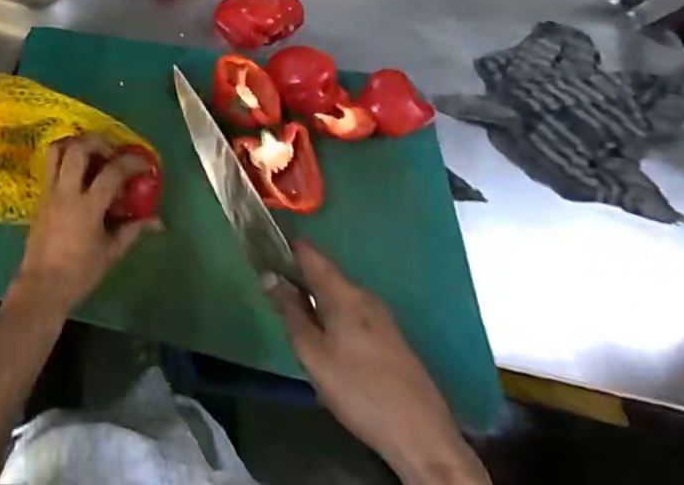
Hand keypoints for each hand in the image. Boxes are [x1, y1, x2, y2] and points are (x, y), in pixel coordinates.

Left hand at [12, 136, 160, 314]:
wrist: (42, 285)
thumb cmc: (80, 272)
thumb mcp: (111, 252)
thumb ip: (132, 230)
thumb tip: (157, 221)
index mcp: (87, 207)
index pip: (112, 173)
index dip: (131, 162)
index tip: (144, 162)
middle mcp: (66, 192)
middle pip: (78, 149)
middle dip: (98, 141)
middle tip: (113, 149)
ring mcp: (49, 192)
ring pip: (56, 150)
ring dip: (75, 143)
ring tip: (92, 151)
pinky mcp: (39, 196)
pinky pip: (50, 165)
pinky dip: (65, 158)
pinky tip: (77, 170)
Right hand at [268, 241, 489, 484]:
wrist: (421, 437)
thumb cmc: (359, 390)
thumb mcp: (312, 353)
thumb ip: (290, 311)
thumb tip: (270, 276)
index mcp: (344, 293)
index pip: (310, 253)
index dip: (285, 244)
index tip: (262, 246)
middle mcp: (365, 296)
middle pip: (325, 274)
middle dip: (298, 276)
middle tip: (272, 291)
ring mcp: (382, 317)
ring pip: (339, 295)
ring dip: (315, 298)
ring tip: (293, 317)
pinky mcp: (391, 338)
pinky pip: (352, 312)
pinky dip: (331, 313)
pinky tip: (324, 339)